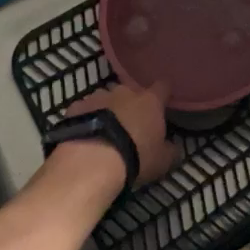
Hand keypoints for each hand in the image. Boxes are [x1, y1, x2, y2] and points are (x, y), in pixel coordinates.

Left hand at [64, 80, 178, 185]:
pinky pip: (84, 110)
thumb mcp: (162, 161)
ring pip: (106, 99)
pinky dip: (86, 118)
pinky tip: (84, 136)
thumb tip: (174, 146)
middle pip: (131, 92)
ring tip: (104, 133)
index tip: (163, 104)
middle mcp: (125, 92)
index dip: (163, 94)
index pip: (163, 86)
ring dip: (108, 110)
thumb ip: (171, 150)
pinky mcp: (75, 107)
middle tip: (130, 126)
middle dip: (132, 105)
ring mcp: (97, 96)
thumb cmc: (134, 158)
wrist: (92, 162)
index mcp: (150, 101)